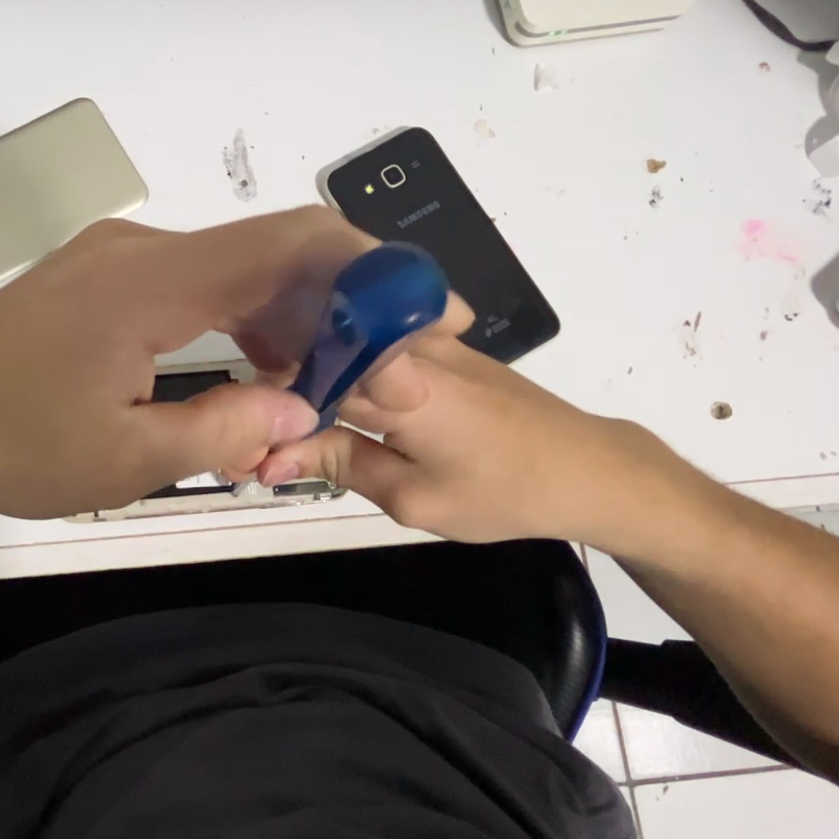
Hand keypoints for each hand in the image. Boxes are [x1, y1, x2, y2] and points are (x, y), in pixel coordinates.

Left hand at [0, 207, 415, 519]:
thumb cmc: (9, 445)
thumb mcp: (124, 458)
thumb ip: (224, 428)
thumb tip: (302, 408)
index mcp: (149, 283)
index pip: (287, 241)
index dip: (370, 268)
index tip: (423, 313)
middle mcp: (138, 248)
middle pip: (267, 252)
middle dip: (336, 306)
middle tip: (377, 371)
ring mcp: (115, 257)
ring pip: (230, 270)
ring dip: (285, 318)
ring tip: (320, 384)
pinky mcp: (99, 276)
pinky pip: (191, 283)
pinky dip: (236, 319)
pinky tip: (255, 366)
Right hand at [257, 332, 696, 547]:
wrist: (589, 468)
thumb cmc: (501, 491)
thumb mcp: (412, 495)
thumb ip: (339, 465)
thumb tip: (271, 459)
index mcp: (394, 382)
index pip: (305, 380)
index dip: (268, 413)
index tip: (248, 447)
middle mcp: (405, 347)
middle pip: (323, 357)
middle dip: (287, 398)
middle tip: (268, 447)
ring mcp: (428, 342)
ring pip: (350, 352)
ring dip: (318, 386)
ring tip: (301, 433)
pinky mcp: (445, 349)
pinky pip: (380, 355)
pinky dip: (353, 380)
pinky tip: (344, 413)